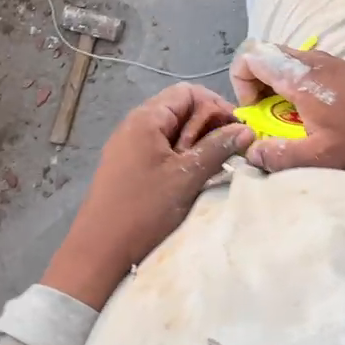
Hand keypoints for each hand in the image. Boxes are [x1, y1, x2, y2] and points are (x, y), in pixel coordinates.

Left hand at [41, 83, 252, 308]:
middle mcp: (135, 124)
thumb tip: (245, 129)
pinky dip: (179, 154)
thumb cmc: (143, 209)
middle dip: (207, 124)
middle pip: (179, 108)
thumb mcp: (186, 177)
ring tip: (213, 163)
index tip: (237, 129)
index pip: (188, 92)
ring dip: (195, 141)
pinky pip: (159, 146)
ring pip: (171, 129)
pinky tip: (191, 175)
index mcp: (146, 118)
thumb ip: (217, 148)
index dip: (216, 105)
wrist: (98, 251)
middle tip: (228, 148)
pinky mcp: (127, 164)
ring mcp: (128, 145)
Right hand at [230, 42, 344, 173]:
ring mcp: (330, 60)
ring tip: (291, 118)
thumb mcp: (322, 157)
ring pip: (286, 60)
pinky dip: (296, 85)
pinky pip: (305, 67)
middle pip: (267, 55)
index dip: (240, 82)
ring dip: (277, 85)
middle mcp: (312, 60)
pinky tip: (314, 113)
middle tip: (268, 116)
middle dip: (256, 84)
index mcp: (301, 77)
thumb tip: (251, 153)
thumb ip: (281, 155)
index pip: (251, 56)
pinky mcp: (343, 67)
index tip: (254, 111)